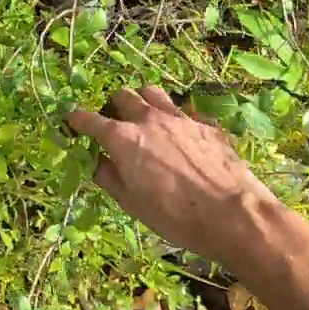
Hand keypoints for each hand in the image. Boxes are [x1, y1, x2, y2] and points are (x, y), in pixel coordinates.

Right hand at [68, 86, 289, 269]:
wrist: (235, 217)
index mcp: (122, 139)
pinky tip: (182, 138)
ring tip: (146, 119)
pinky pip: (184, 112)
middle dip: (114, 107)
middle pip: (122, 96)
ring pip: (152, 92)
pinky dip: (176, 119)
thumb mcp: (132, 204)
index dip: (77, 120)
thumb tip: (97, 162)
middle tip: (117, 125)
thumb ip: (108, 177)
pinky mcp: (205, 125)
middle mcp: (147, 119)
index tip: (73, 123)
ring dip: (144, 101)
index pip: (88, 119)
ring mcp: (178, 118)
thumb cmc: (176, 216)